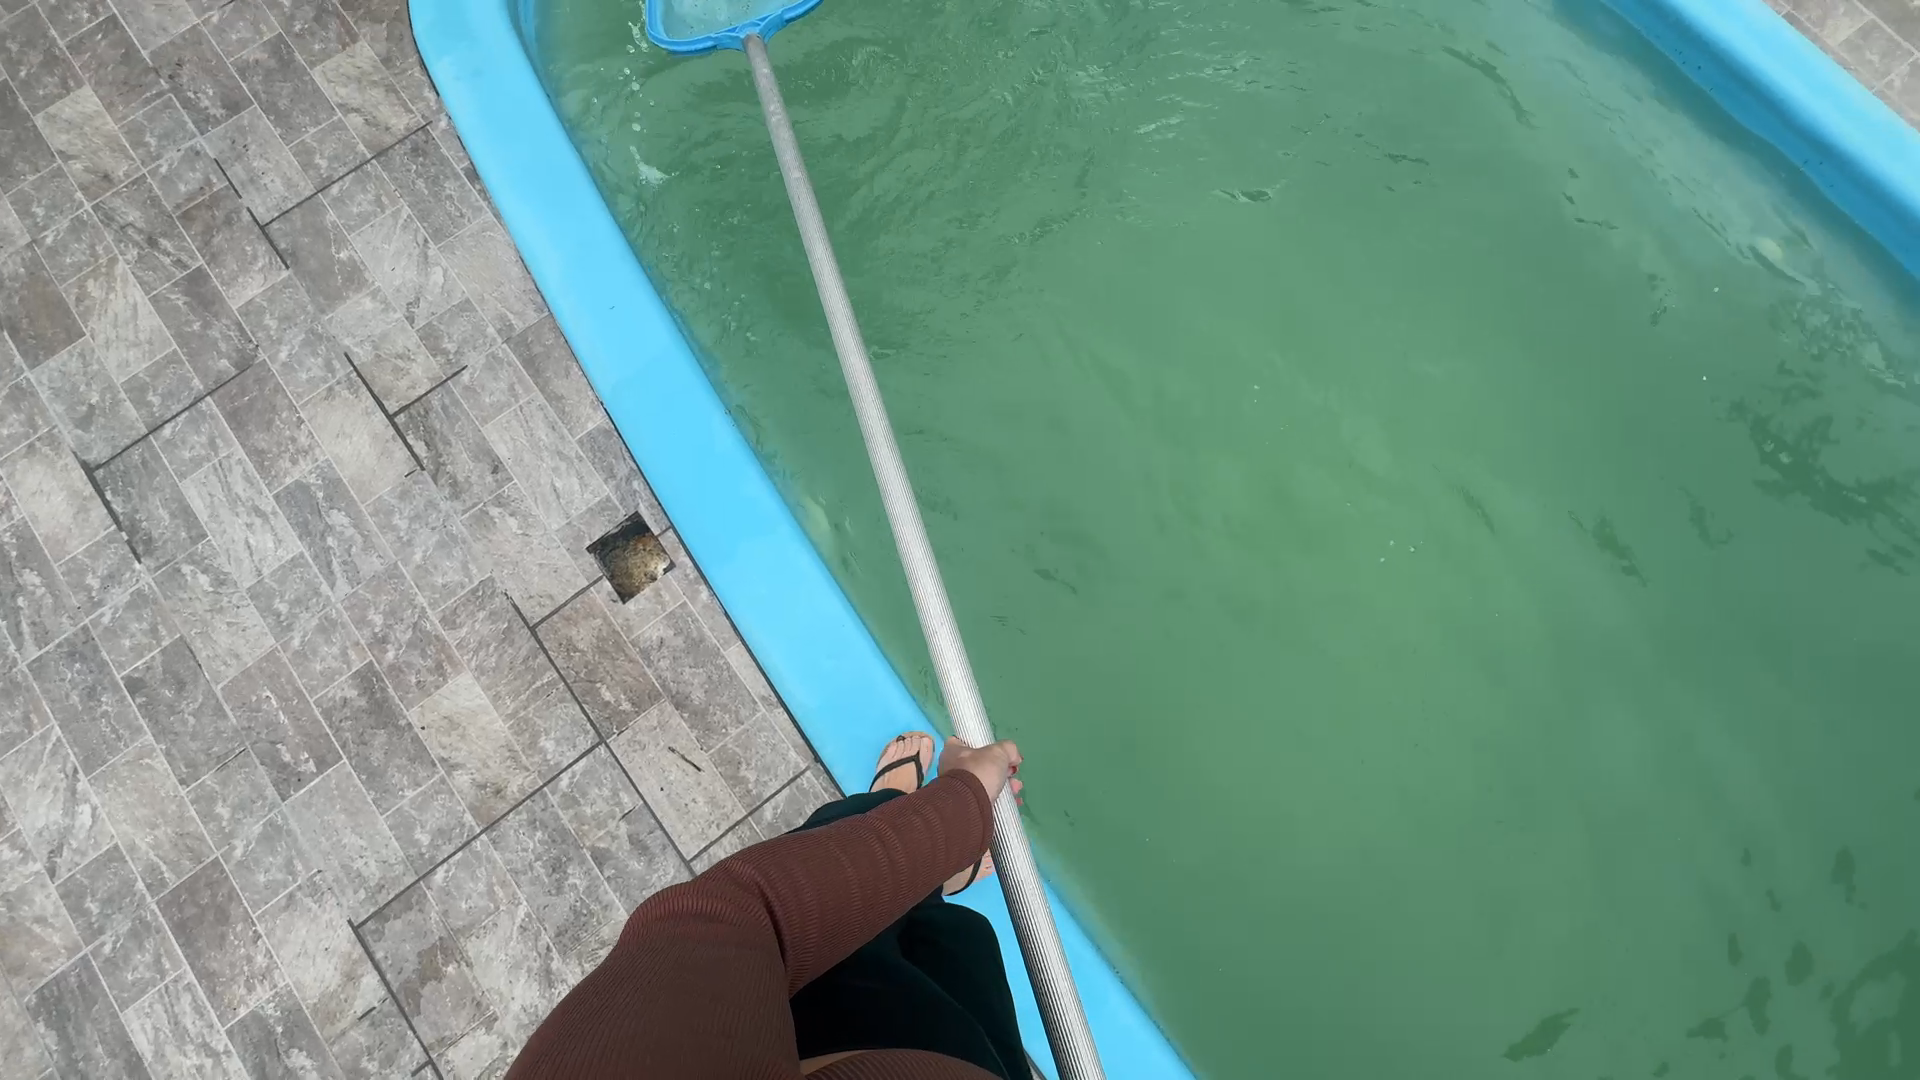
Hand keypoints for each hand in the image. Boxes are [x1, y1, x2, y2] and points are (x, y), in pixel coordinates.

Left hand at [937, 737, 1022, 801]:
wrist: (969, 806)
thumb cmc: (979, 771)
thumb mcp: (998, 752)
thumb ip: (1008, 749)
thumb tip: (1014, 756)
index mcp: (952, 751)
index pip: (965, 741)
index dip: (983, 744)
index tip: (998, 751)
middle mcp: (951, 769)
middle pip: (980, 764)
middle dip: (1000, 768)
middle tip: (1012, 771)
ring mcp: (958, 788)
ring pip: (984, 782)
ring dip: (1003, 784)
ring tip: (1016, 787)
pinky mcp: (967, 805)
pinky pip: (986, 797)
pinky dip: (1000, 797)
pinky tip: (1014, 800)